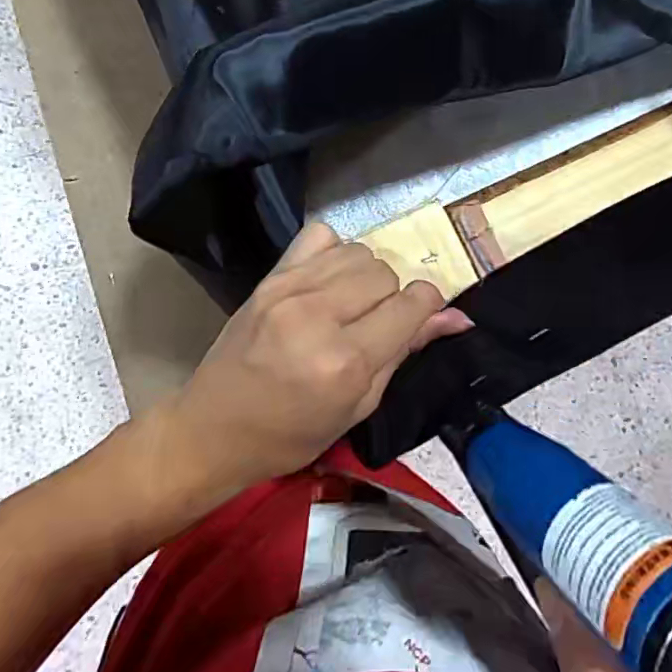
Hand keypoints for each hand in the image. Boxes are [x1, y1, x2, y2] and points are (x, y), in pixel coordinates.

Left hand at [149, 222, 472, 495]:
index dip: (426, 306)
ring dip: (365, 274)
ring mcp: (288, 290)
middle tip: (374, 324)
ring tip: (351, 304)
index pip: (410, 303)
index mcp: (346, 361)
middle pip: (385, 272)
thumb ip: (404, 354)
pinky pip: (318, 235)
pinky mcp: (268, 278)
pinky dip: (333, 252)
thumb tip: (456, 317)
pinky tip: (327, 280)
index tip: (420, 317)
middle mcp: (318, 316)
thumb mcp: (356, 408)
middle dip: (392, 295)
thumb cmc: (290, 435)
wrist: (215, 426)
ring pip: (357, 250)